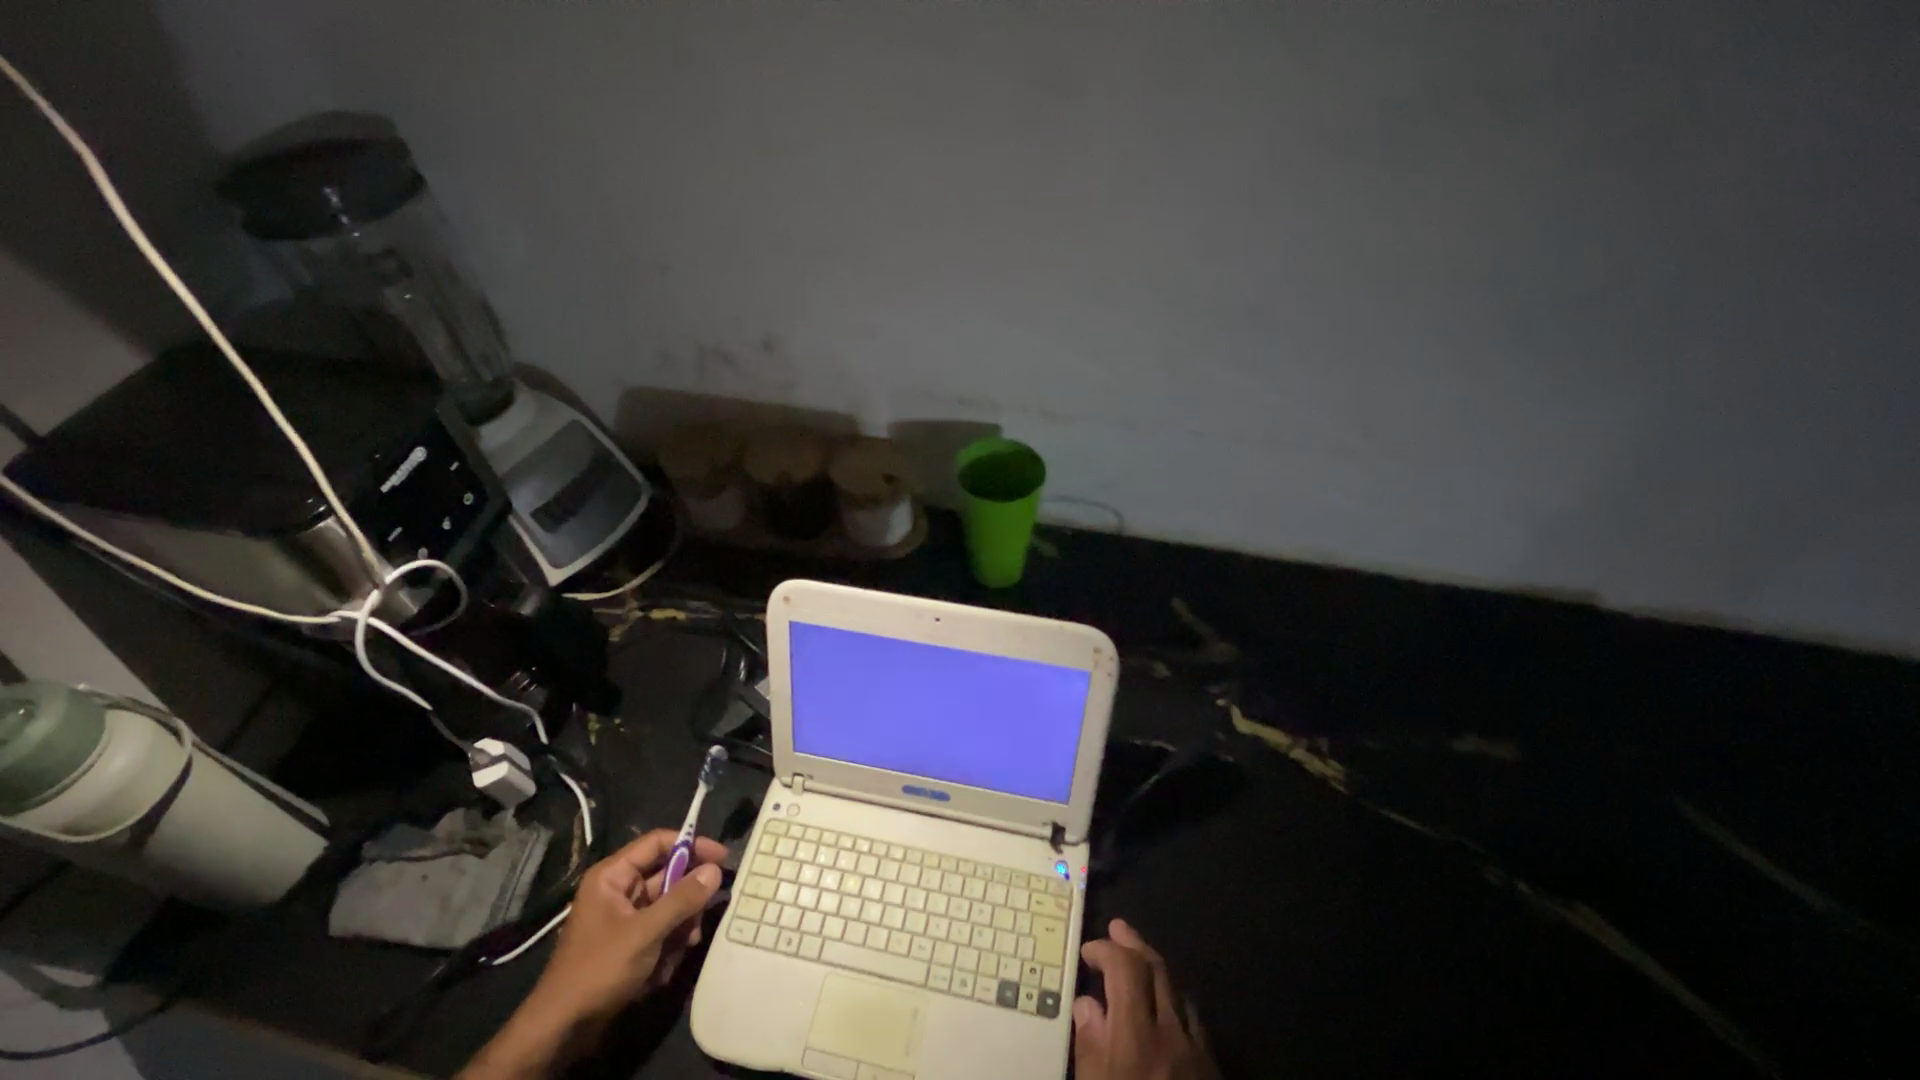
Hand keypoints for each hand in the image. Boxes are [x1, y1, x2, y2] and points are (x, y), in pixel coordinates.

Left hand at [532, 828, 727, 1022]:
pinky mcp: (630, 941)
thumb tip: (715, 870)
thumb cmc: (599, 969)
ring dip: (679, 927)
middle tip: (699, 919)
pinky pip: (661, 930)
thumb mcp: (645, 932)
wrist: (565, 1025)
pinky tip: (662, 969)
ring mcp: (624, 917)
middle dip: (686, 900)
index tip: (722, 858)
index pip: (657, 843)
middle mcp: (618, 890)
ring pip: (668, 906)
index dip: (691, 845)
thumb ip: (682, 899)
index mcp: (612, 876)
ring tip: (680, 948)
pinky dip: (668, 946)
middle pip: (667, 876)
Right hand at [1073, 920, 1220, 1079]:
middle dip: (1133, 944)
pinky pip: (1193, 1016)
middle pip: (1156, 970)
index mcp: (1135, 1036)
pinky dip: (1174, 997)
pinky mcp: (1210, 1063)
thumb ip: (1089, 1043)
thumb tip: (1086, 1004)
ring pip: (1177, 989)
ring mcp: (1195, 1046)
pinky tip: (1165, 999)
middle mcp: (1169, 1032)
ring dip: (1155, 966)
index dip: (1105, 950)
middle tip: (1116, 928)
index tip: (1088, 951)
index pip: (1125, 970)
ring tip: (1137, 956)